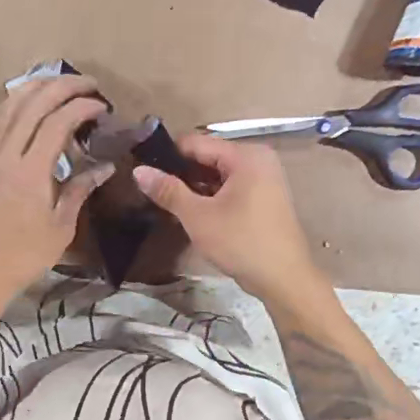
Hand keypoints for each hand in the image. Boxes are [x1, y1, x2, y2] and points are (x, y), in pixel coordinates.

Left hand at [0, 75, 113, 305]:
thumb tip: (104, 167)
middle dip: (61, 87)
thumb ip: (80, 191)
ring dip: (30, 92)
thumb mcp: (62, 226)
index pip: (57, 122)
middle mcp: (7, 158)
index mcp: (31, 171)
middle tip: (86, 84)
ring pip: (5, 114)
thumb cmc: (27, 255)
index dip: (82, 107)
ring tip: (53, 84)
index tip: (102, 107)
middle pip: (31, 106)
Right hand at [132, 135, 328, 311]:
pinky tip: (189, 213)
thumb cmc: (240, 241)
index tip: (143, 170)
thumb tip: (138, 171)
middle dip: (180, 173)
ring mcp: (263, 179)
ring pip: (217, 175)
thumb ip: (168, 191)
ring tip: (165, 203)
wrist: (282, 276)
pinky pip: (229, 188)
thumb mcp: (197, 216)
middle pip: (207, 158)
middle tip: (151, 191)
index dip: (167, 155)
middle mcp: (258, 160)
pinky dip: (209, 197)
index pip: (196, 143)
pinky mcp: (263, 198)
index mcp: (245, 156)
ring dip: (193, 188)